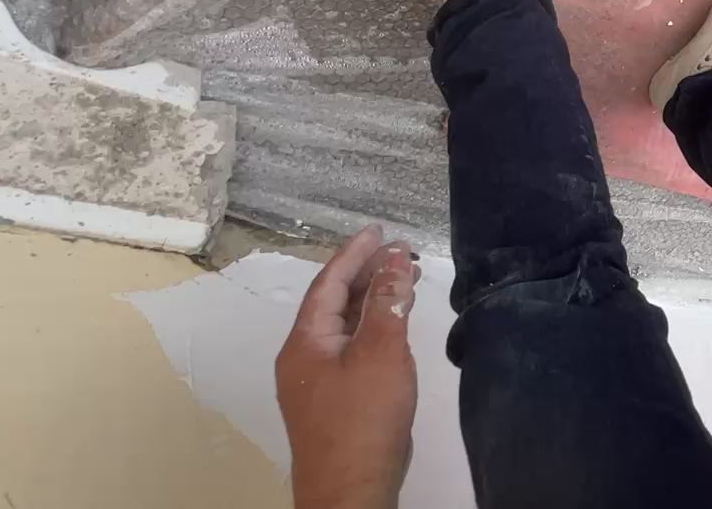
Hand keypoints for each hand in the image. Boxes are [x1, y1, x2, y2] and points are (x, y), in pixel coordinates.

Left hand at [276, 225, 420, 508]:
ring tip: (407, 275)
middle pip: (334, 301)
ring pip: (346, 322)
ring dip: (374, 295)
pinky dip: (376, 320)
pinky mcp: (338, 395)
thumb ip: (387, 301)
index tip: (377, 229)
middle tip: (401, 249)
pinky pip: (355, 341)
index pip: (328, 284)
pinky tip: (398, 318)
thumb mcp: (381, 350)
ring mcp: (319, 379)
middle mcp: (305, 357)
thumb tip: (393, 258)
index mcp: (305, 343)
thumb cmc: (364, 416)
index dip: (354, 253)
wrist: (352, 490)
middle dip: (367, 271)